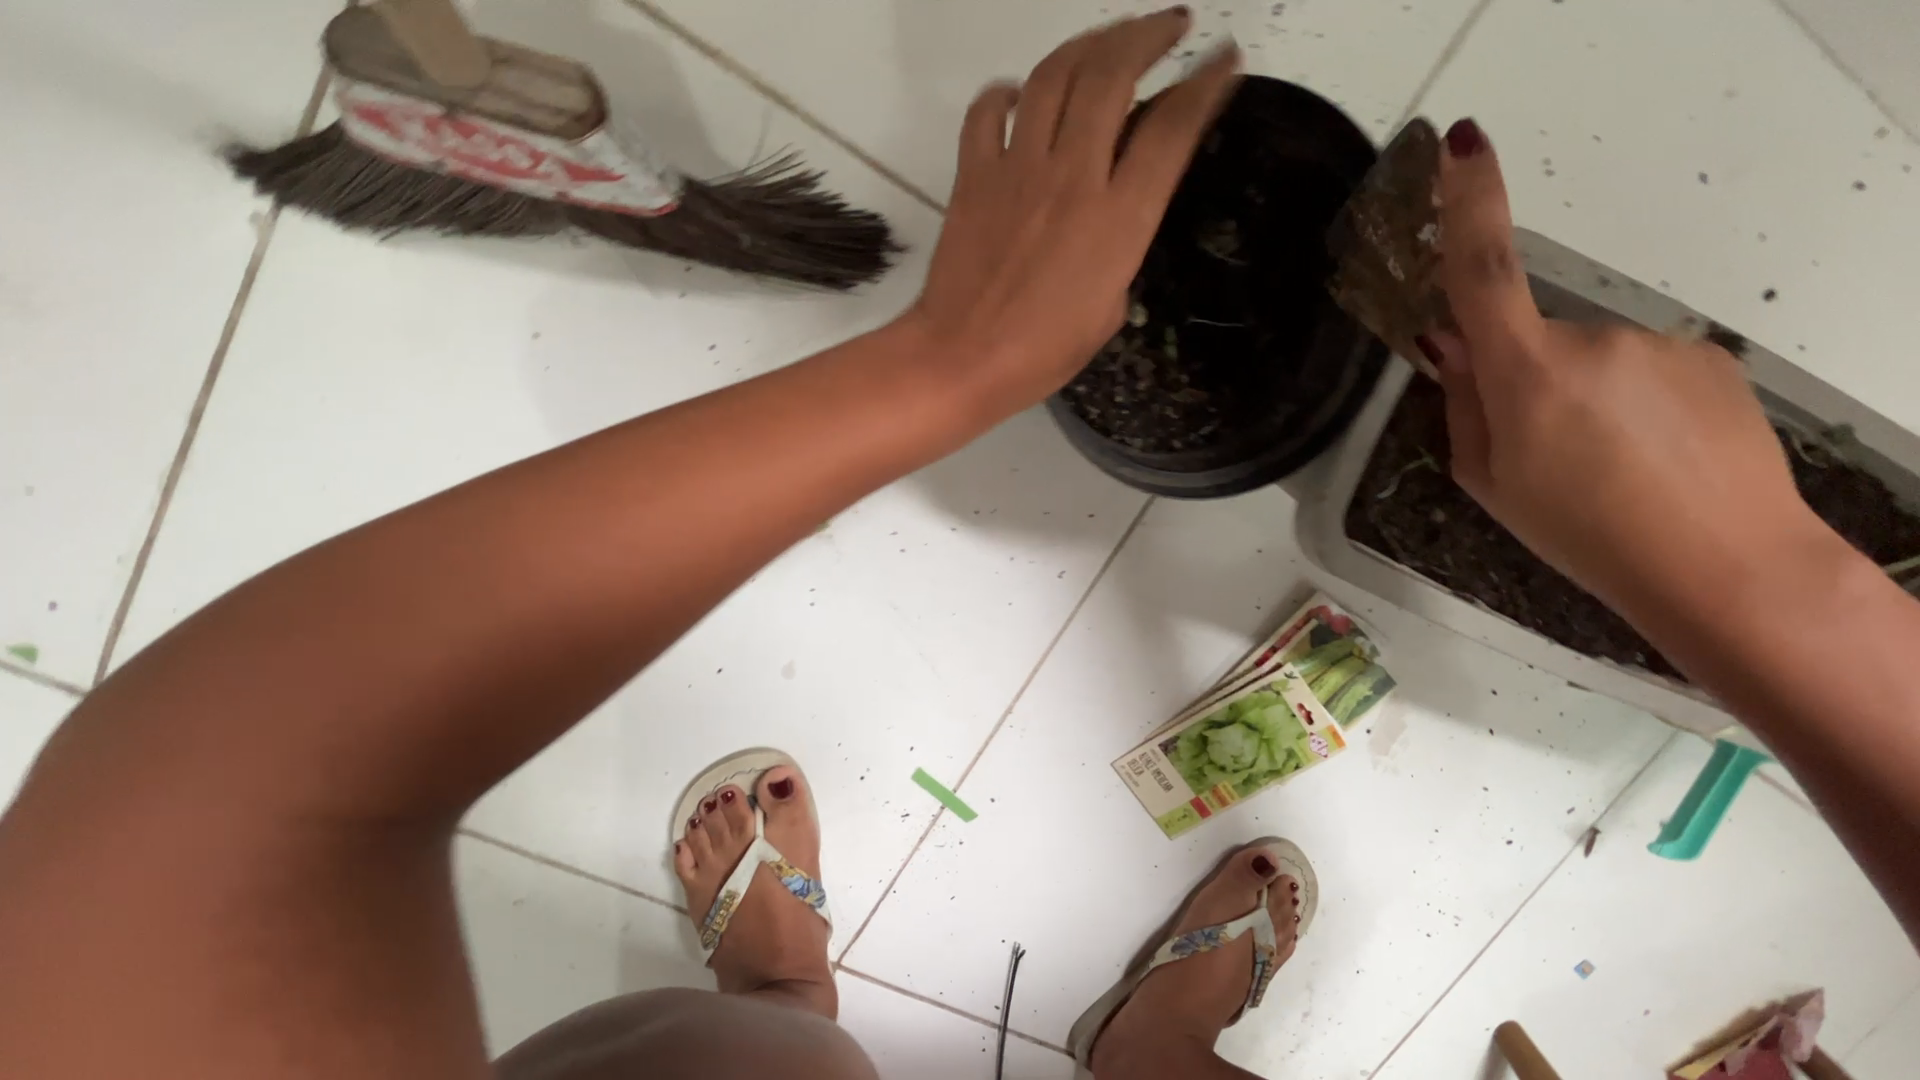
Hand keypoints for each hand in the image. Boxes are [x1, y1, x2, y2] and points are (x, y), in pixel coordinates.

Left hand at [902, 8, 1240, 417]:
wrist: (962, 359)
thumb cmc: (1042, 352)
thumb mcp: (1109, 308)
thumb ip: (1121, 246)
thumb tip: (1113, 213)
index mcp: (1118, 219)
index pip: (1171, 129)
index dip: (1205, 84)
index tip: (1224, 59)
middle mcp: (1072, 177)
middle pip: (1113, 75)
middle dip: (1148, 35)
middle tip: (1171, 25)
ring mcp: (1017, 170)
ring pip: (1054, 76)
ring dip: (1088, 44)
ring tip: (1110, 37)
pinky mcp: (972, 176)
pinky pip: (986, 112)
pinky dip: (1005, 92)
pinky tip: (1020, 92)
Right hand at [1424, 118, 1836, 613]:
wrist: (1725, 564)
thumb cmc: (1580, 531)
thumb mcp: (1486, 479)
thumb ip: (1461, 404)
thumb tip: (1450, 346)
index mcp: (1526, 373)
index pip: (1484, 272)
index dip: (1467, 206)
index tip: (1461, 143)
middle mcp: (1592, 340)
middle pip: (1532, 340)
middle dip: (1523, 380)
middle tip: (1543, 453)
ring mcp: (1657, 345)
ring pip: (1589, 358)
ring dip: (1581, 397)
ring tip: (1605, 465)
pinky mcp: (1706, 357)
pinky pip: (1640, 368)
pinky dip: (1631, 402)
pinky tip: (1648, 455)